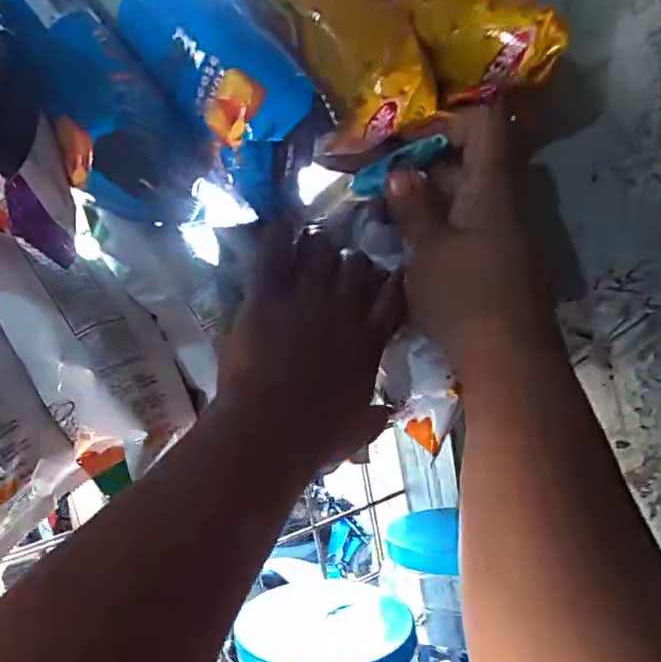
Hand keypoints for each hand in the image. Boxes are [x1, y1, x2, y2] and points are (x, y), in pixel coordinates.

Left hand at [216, 223, 403, 472]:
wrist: (271, 429)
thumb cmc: (314, 438)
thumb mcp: (355, 430)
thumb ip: (372, 416)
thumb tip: (384, 414)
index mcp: (369, 341)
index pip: (392, 295)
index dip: (384, 283)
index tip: (375, 281)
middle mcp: (345, 309)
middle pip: (356, 265)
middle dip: (345, 264)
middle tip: (331, 267)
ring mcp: (307, 297)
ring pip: (321, 250)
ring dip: (315, 247)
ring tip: (306, 247)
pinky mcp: (268, 295)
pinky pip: (276, 250)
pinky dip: (279, 232)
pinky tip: (280, 223)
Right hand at [386, 103, 553, 381]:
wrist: (505, 355)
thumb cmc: (464, 297)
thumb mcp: (428, 250)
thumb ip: (413, 209)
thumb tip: (399, 171)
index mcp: (491, 188)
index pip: (483, 122)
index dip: (445, 121)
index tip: (401, 142)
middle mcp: (502, 201)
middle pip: (468, 160)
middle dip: (421, 166)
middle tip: (376, 185)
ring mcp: (500, 232)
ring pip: (461, 197)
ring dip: (423, 200)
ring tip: (380, 216)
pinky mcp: (493, 260)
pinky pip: (462, 226)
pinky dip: (433, 226)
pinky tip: (402, 246)